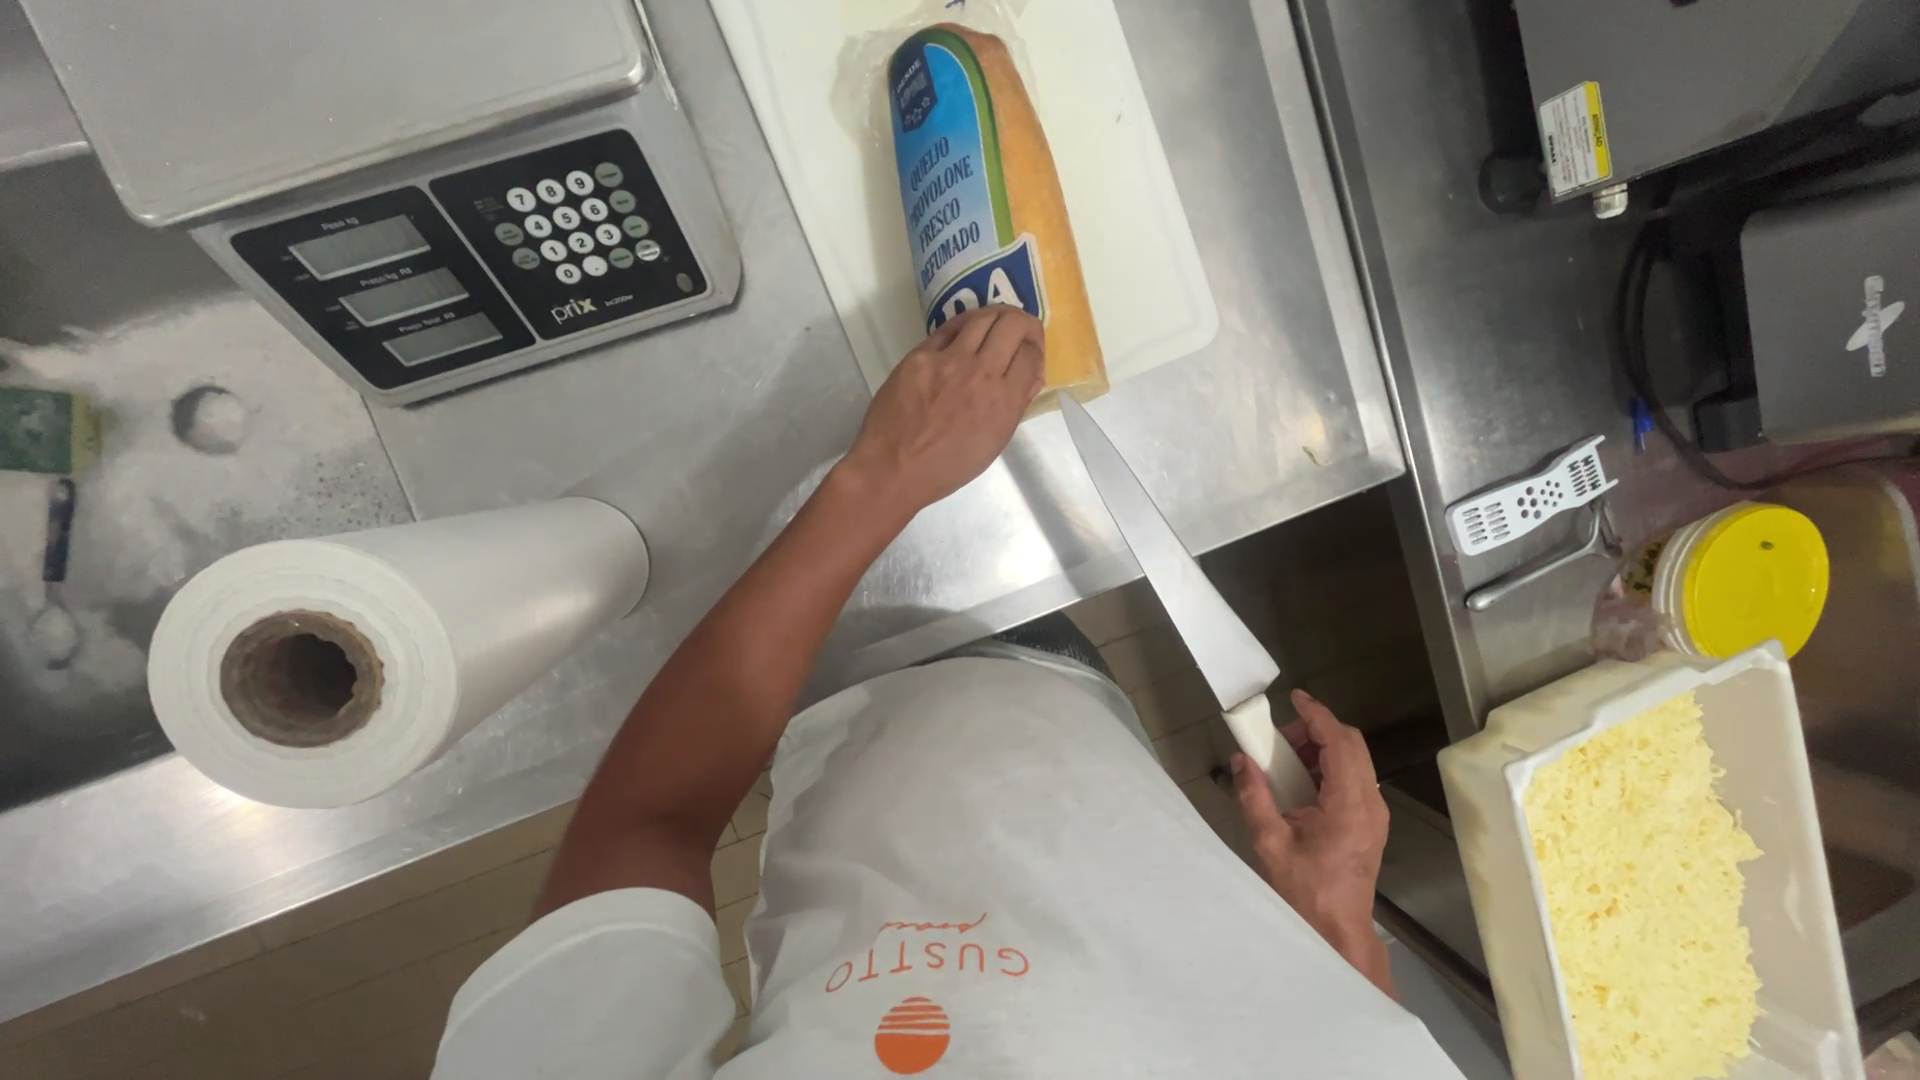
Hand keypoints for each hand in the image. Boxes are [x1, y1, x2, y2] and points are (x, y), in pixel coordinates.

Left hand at [838, 305, 1045, 517]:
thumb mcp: (994, 443)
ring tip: (994, 327)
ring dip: (995, 317)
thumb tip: (1031, 376)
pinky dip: (965, 326)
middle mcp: (980, 373)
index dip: (1035, 350)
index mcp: (1003, 401)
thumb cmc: (947, 467)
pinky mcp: (920, 355)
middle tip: (1018, 333)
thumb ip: (1015, 405)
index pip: (1031, 354)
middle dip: (1023, 324)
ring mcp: (948, 360)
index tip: (1029, 356)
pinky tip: (965, 333)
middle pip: (1013, 324)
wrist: (893, 469)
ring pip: (983, 317)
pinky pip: (949, 329)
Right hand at [1233, 689, 1395, 996]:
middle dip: (1315, 730)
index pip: (1340, 743)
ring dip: (1320, 747)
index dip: (1318, 716)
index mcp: (1350, 805)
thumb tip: (1241, 760)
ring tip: (1284, 758)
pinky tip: (1299, 779)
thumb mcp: (1269, 840)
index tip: (1295, 698)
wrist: (1336, 929)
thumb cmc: (1304, 888)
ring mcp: (1374, 813)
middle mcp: (1370, 803)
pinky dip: (1327, 765)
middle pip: (1352, 745)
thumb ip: (1254, 795)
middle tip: (1279, 738)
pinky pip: (1352, 777)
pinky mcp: (1369, 821)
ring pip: (1354, 759)